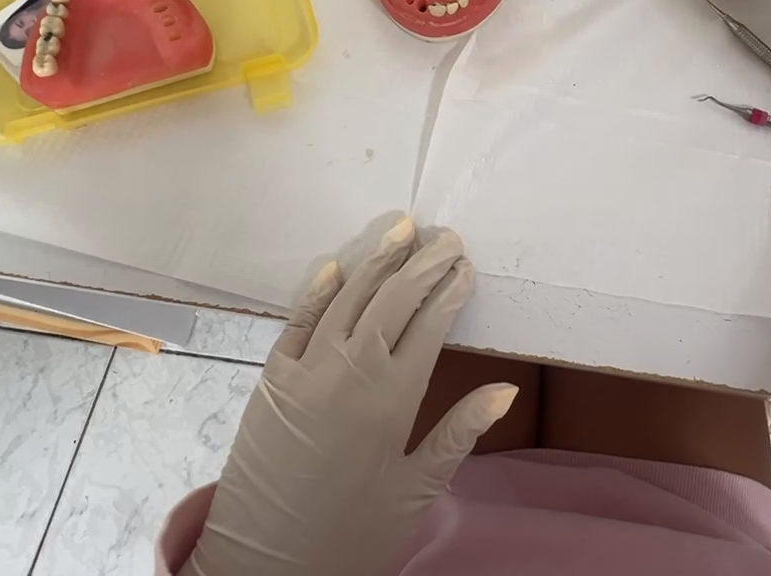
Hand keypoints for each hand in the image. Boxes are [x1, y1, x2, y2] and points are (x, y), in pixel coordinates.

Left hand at [183, 219, 514, 575]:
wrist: (264, 571)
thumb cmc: (352, 536)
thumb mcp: (417, 492)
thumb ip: (459, 432)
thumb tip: (506, 389)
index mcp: (392, 399)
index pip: (431, 324)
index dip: (452, 290)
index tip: (467, 265)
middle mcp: (351, 372)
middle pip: (395, 299)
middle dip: (425, 263)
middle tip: (447, 237)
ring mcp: (307, 371)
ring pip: (349, 298)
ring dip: (378, 260)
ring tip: (402, 227)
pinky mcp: (271, 379)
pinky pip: (297, 321)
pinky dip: (318, 290)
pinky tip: (336, 265)